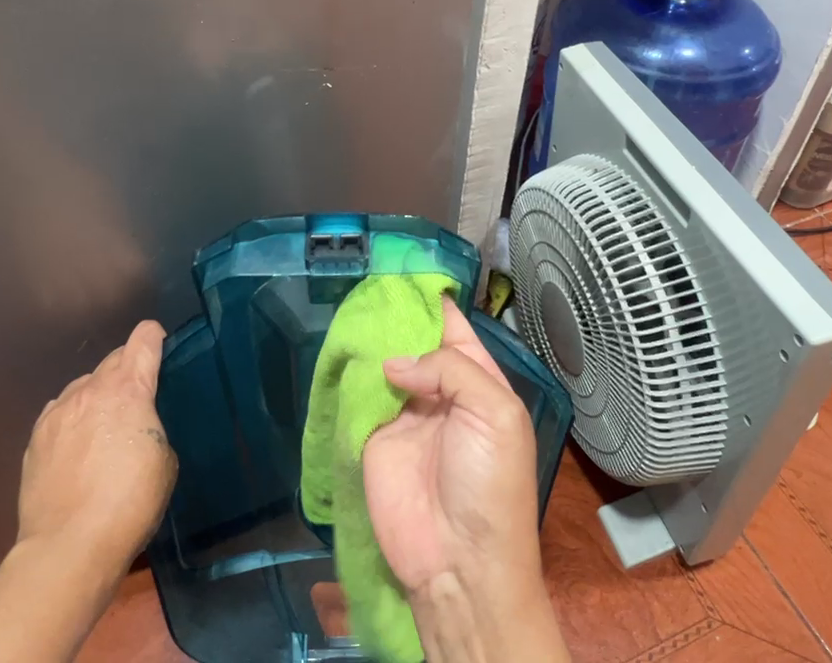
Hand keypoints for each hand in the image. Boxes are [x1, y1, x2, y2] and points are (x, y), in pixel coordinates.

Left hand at [18, 319, 176, 569]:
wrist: (69, 545)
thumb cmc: (131, 502)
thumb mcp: (164, 459)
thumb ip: (151, 425)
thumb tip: (136, 423)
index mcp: (129, 390)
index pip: (144, 339)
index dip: (155, 339)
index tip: (162, 350)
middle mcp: (91, 390)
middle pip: (113, 360)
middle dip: (128, 370)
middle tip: (138, 401)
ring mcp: (58, 412)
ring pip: (84, 386)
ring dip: (98, 396)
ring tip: (104, 429)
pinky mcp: (35, 437)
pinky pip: (61, 412)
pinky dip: (74, 419)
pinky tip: (78, 448)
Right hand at [364, 304, 554, 617]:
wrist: (458, 561)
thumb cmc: (490, 485)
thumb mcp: (493, 414)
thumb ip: (450, 370)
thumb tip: (395, 360)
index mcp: (479, 382)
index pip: (455, 330)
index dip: (434, 302)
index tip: (407, 271)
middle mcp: (441, 393)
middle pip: (415, 342)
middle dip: (396, 315)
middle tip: (369, 283)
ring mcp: (405, 415)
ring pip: (385, 364)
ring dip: (371, 339)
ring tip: (350, 305)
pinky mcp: (372, 438)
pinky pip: (359, 397)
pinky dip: (350, 373)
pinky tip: (338, 347)